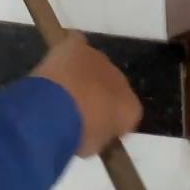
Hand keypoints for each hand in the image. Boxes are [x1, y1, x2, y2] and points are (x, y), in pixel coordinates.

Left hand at [30, 31, 141, 157]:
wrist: (58, 108)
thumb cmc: (77, 135)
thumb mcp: (93, 146)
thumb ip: (98, 135)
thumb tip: (91, 129)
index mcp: (131, 108)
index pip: (126, 113)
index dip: (109, 120)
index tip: (94, 127)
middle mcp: (122, 79)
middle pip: (112, 85)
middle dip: (98, 94)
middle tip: (77, 108)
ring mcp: (100, 59)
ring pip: (95, 66)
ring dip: (84, 74)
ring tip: (64, 88)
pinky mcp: (79, 45)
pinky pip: (78, 43)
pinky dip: (71, 51)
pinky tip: (60, 62)